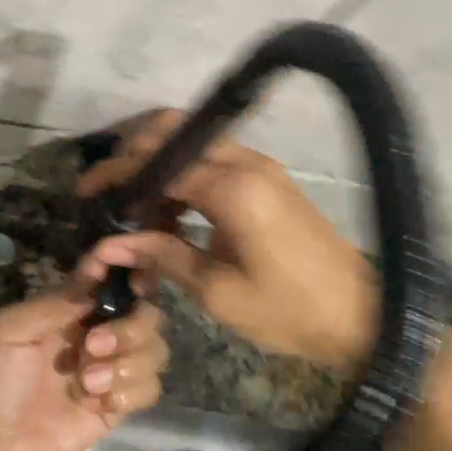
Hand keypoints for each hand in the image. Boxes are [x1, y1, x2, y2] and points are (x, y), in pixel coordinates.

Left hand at [0, 292, 167, 450]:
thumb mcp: (9, 330)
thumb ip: (53, 304)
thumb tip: (96, 283)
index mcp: (69, 306)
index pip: (110, 276)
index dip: (129, 268)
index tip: (136, 277)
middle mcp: (97, 331)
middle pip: (147, 313)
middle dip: (130, 328)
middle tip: (92, 348)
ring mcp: (111, 368)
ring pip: (155, 350)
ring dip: (127, 365)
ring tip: (87, 384)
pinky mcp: (118, 404)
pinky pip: (150, 389)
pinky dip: (129, 394)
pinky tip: (97, 405)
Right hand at [76, 109, 377, 373]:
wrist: (365, 318)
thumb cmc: (288, 312)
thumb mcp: (216, 292)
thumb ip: (161, 256)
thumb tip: (108, 245)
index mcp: (232, 191)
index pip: (158, 165)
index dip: (116, 176)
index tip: (86, 193)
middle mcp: (246, 164)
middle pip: (174, 131)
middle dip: (132, 152)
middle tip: (108, 187)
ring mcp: (260, 166)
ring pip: (192, 139)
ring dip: (157, 162)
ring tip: (134, 205)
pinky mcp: (267, 178)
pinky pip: (212, 157)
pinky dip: (182, 172)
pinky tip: (168, 209)